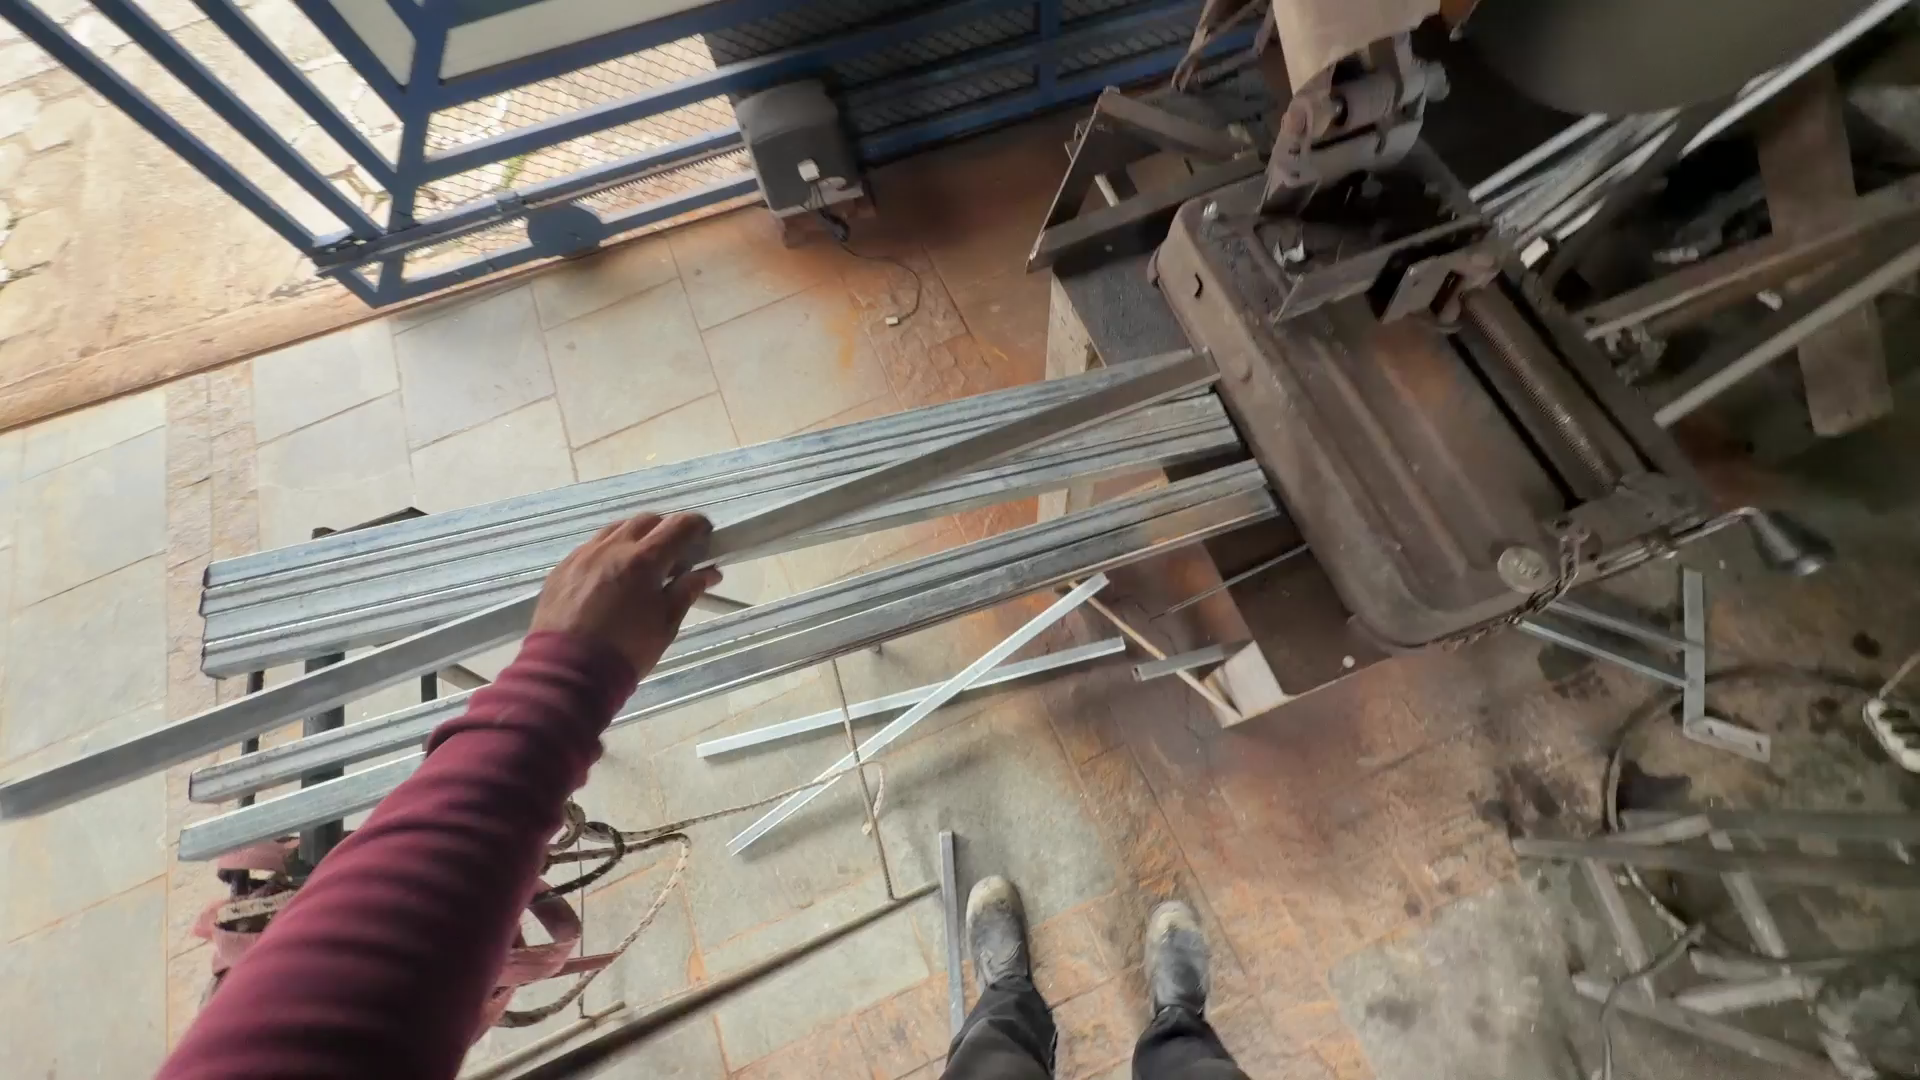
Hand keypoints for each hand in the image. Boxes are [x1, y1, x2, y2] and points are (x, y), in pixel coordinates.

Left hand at [530, 512, 723, 675]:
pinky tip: (613, 575)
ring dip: (637, 536)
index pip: (679, 525)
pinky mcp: (562, 568)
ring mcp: (583, 556)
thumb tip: (708, 573)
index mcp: (644, 560)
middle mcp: (612, 548)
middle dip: (666, 529)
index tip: (706, 537)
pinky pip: (592, 546)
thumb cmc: (627, 650)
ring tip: (644, 562)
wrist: (566, 673)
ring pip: (616, 529)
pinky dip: (610, 550)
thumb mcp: (666, 623)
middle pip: (647, 520)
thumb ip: (687, 590)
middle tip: (677, 553)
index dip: (698, 526)